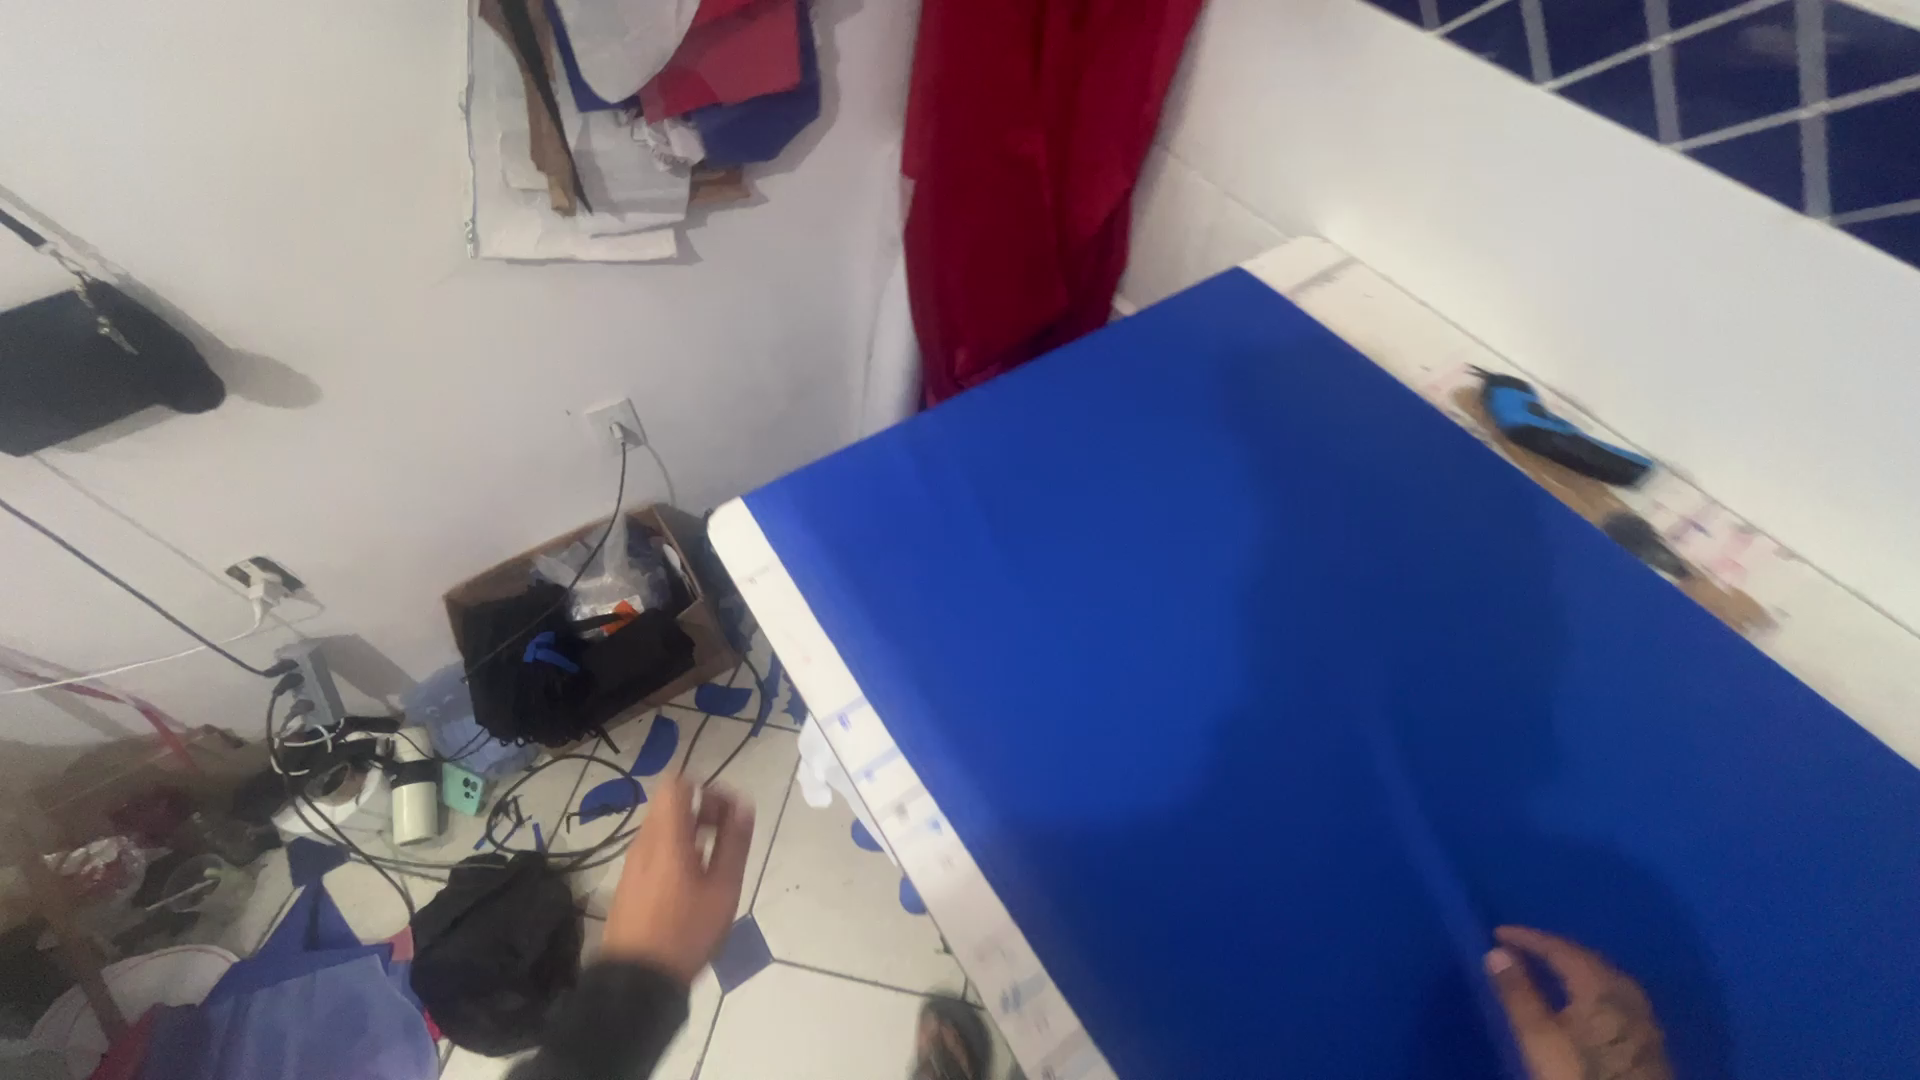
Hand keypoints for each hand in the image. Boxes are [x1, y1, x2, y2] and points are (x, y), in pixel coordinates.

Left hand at [600, 775, 754, 984]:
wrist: (635, 983)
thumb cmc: (686, 932)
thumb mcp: (724, 888)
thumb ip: (735, 841)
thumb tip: (744, 805)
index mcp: (667, 837)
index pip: (676, 784)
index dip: (704, 785)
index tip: (727, 808)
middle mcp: (644, 842)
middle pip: (671, 803)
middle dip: (703, 809)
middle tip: (728, 833)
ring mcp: (632, 863)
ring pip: (663, 827)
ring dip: (690, 829)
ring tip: (713, 859)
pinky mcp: (628, 883)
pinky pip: (654, 848)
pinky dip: (675, 848)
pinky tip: (692, 880)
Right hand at [1484, 925, 1673, 1079]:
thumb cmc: (1579, 1073)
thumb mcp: (1538, 1035)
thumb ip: (1517, 992)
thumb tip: (1496, 952)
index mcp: (1599, 987)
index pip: (1560, 948)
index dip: (1527, 937)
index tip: (1497, 934)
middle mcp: (1626, 996)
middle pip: (1587, 959)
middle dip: (1553, 948)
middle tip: (1522, 946)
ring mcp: (1644, 1020)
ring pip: (1605, 978)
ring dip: (1574, 966)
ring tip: (1548, 966)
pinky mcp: (1649, 1042)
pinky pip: (1616, 996)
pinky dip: (1591, 986)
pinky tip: (1582, 999)